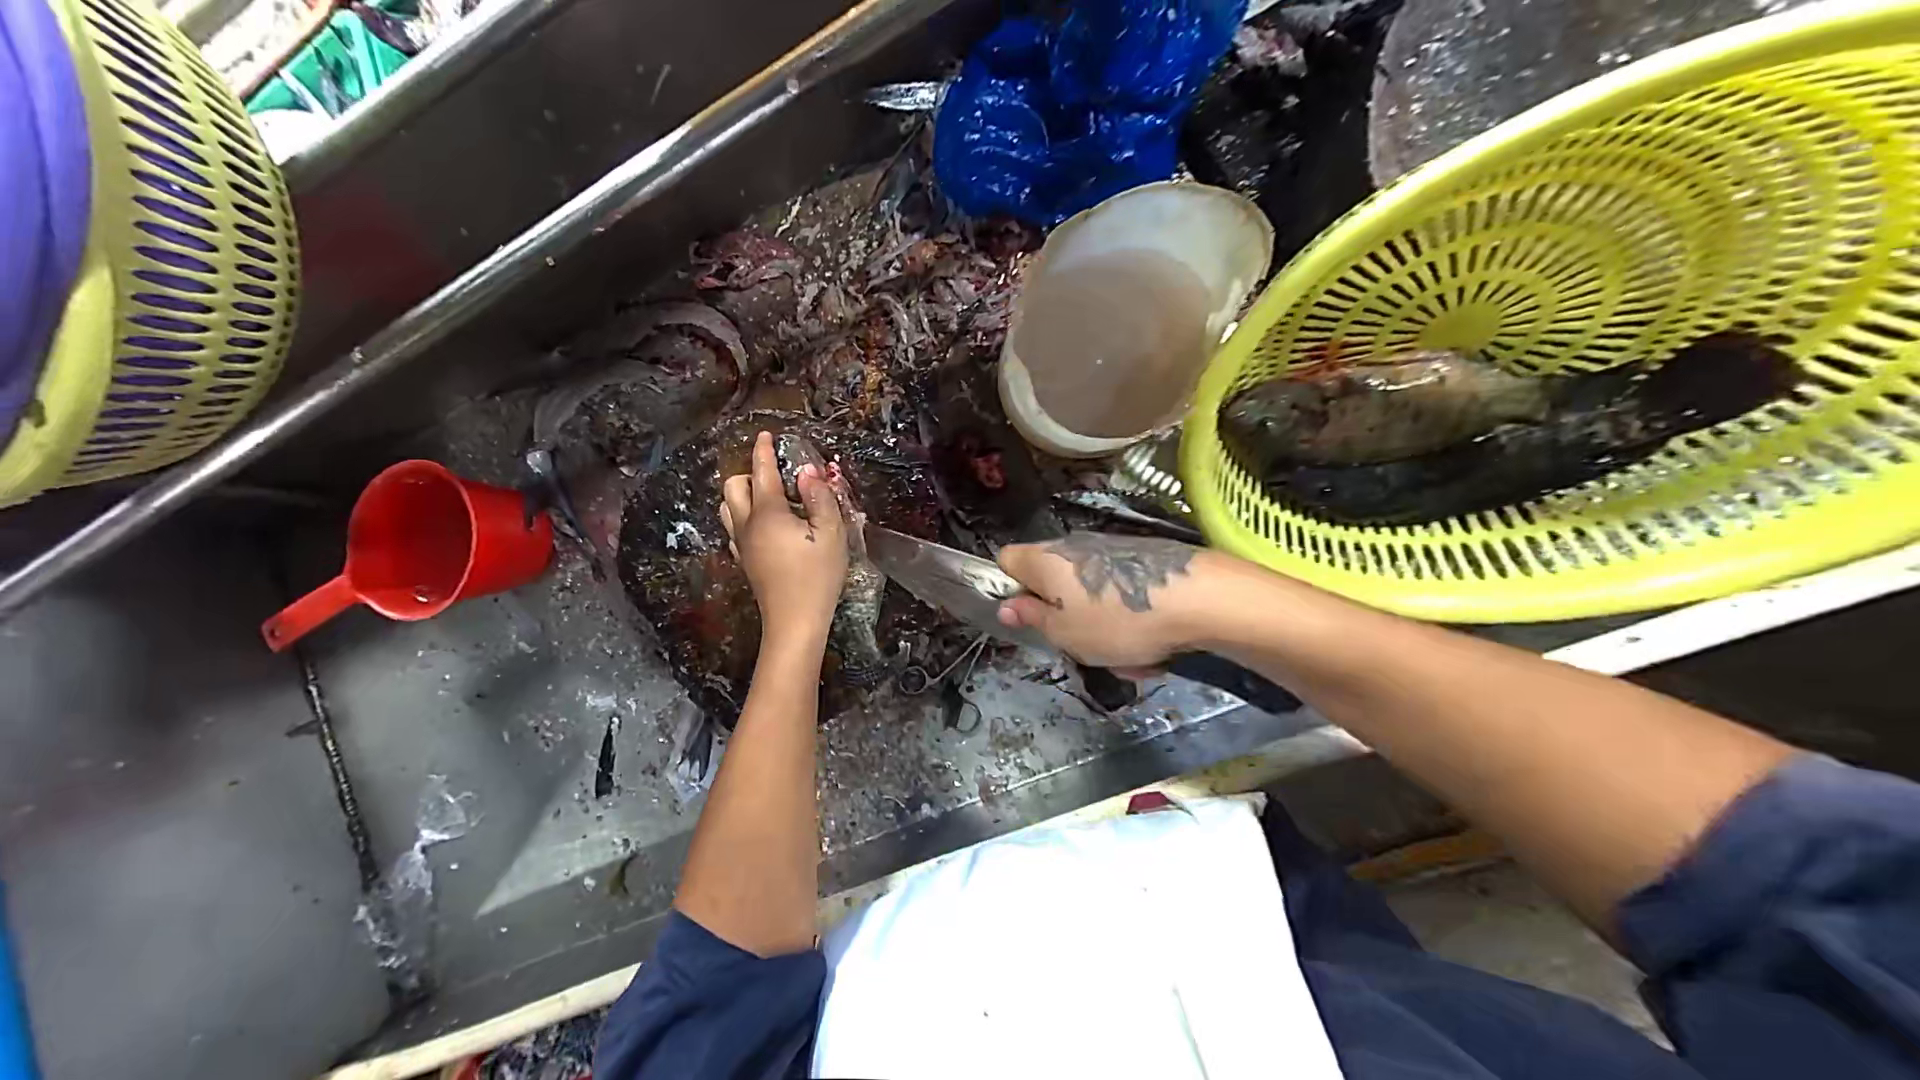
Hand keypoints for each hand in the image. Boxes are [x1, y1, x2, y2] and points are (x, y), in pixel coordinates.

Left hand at [721, 432, 847, 646]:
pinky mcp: (745, 561)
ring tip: (771, 499)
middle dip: (749, 473)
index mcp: (768, 513)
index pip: (761, 472)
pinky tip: (767, 527)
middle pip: (733, 487)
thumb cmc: (817, 575)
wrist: (795, 621)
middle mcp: (747, 524)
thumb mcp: (831, 534)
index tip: (764, 434)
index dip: (762, 450)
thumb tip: (807, 472)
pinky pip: (735, 528)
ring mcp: (742, 544)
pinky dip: (744, 517)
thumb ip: (819, 497)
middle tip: (776, 476)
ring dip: (743, 495)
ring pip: (728, 508)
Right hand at [996, 534, 1215, 669]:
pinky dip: (1132, 619)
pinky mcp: (1147, 561)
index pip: (1006, 561)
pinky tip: (1154, 643)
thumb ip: (1032, 618)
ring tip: (1127, 654)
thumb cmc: (1118, 620)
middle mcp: (1076, 546)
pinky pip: (1124, 596)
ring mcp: (1114, 551)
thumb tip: (1008, 605)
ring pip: (1092, 596)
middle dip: (1064, 615)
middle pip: (1053, 582)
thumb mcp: (1064, 634)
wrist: (1201, 599)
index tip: (1027, 617)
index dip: (1010, 589)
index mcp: (1045, 560)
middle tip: (1080, 644)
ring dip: (1102, 626)